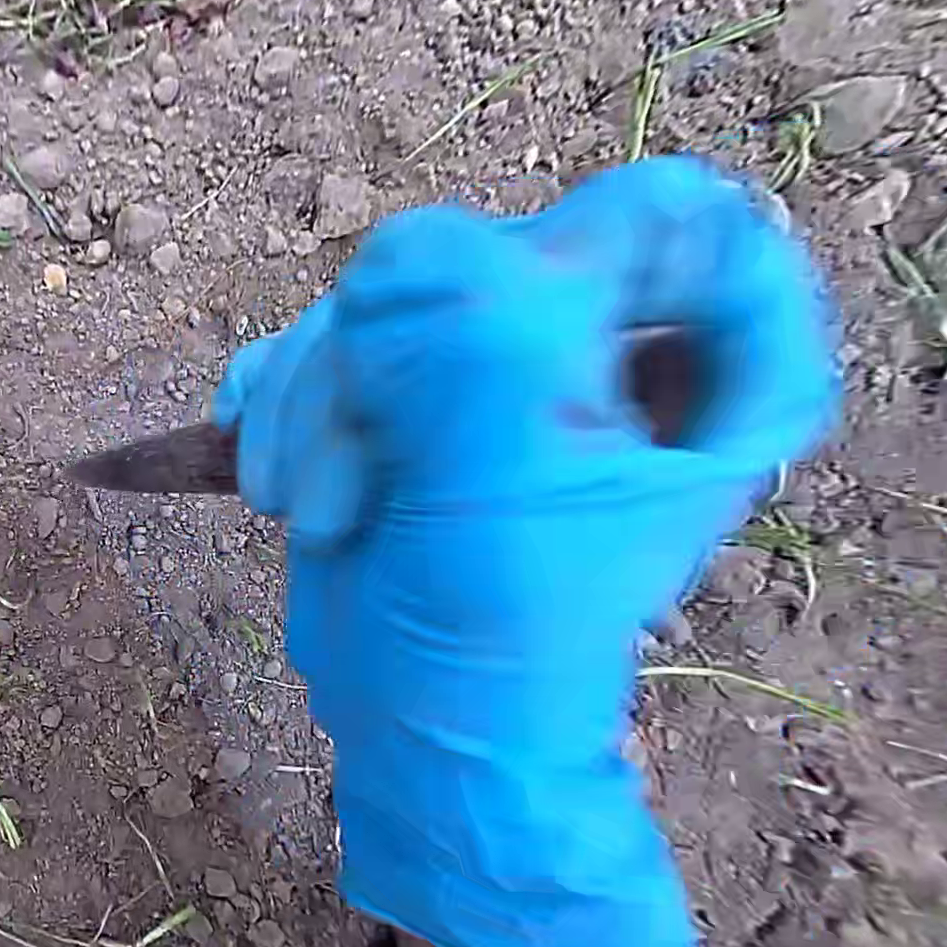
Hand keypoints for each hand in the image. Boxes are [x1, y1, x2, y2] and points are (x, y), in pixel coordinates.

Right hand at [213, 158, 836, 946]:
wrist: (425, 720)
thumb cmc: (490, 654)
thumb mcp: (497, 518)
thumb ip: (469, 369)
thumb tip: (406, 257)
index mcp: (670, 373)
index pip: (673, 226)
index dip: (589, 256)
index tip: (495, 355)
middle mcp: (568, 362)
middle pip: (450, 280)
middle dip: (371, 370)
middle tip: (338, 475)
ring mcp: (460, 388)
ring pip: (356, 326)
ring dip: (305, 405)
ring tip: (304, 498)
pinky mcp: (379, 418)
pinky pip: (310, 365)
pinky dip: (273, 409)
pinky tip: (273, 470)